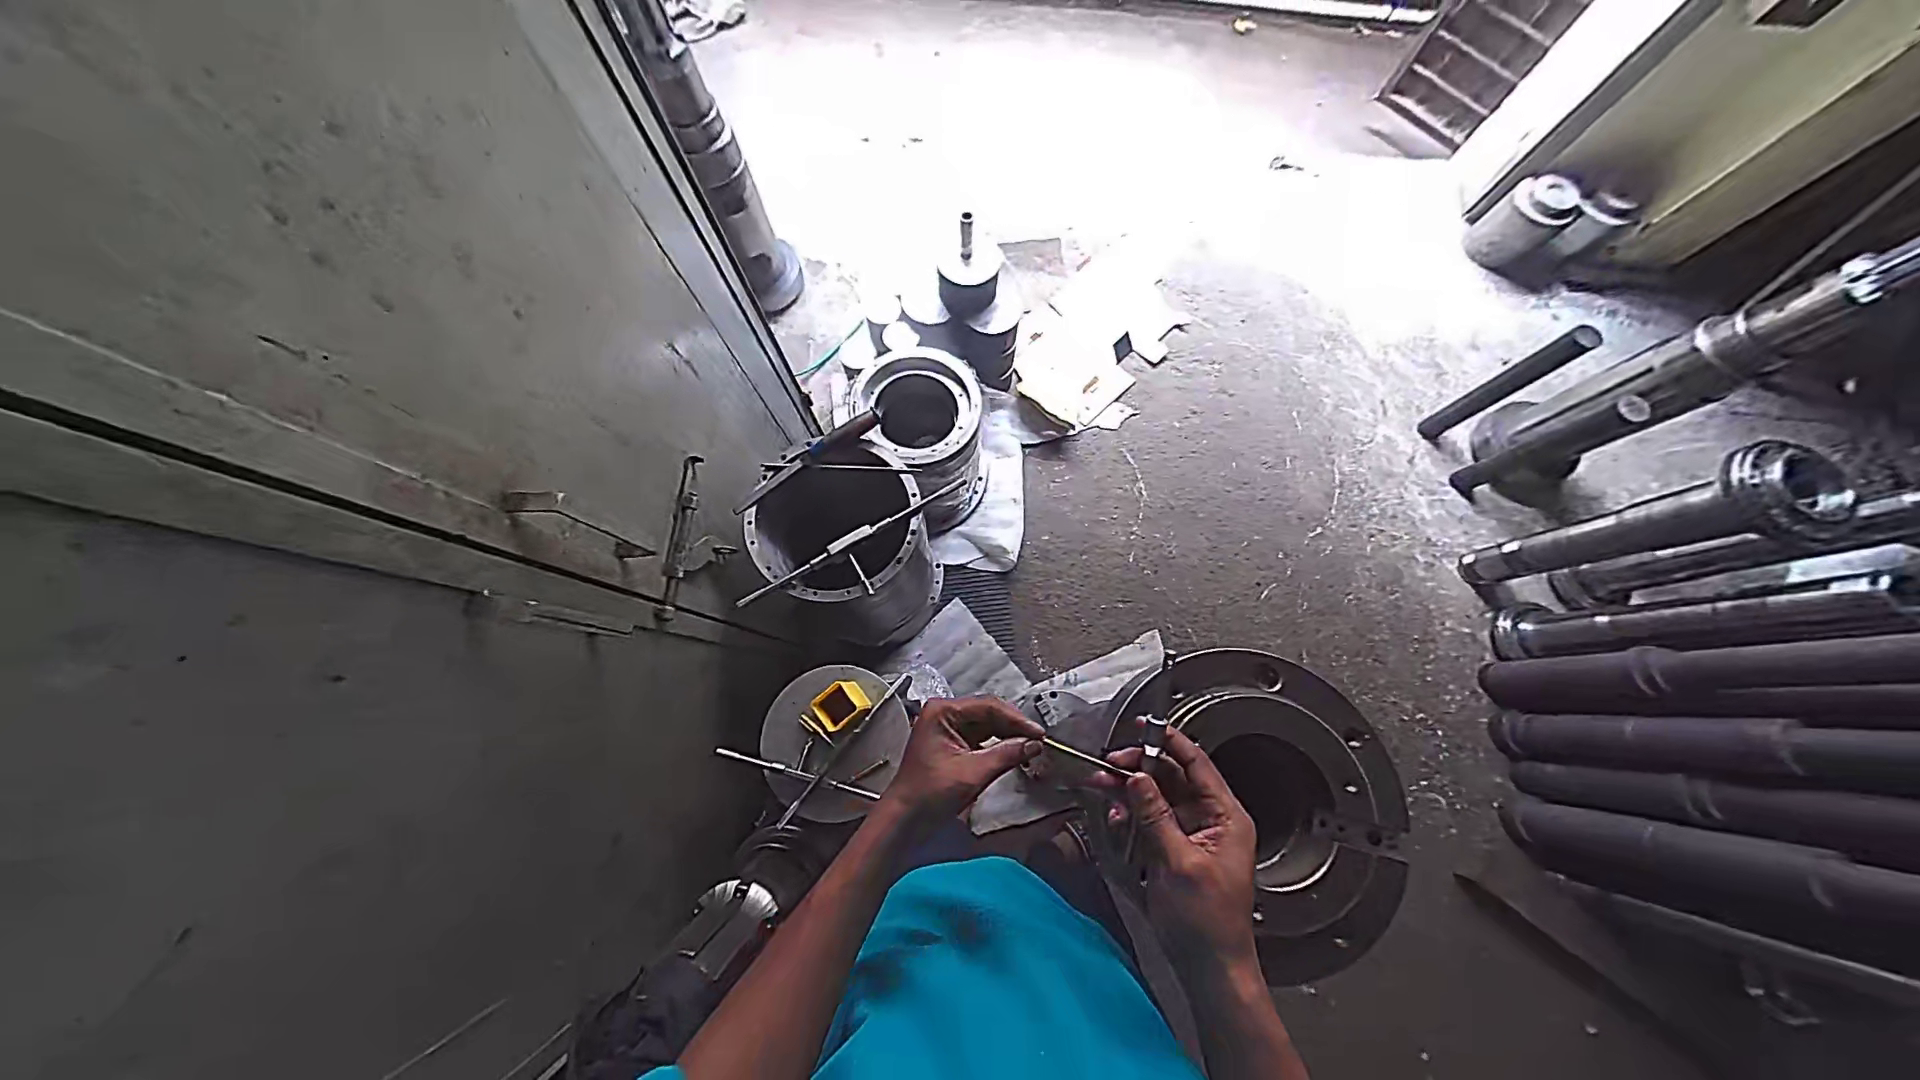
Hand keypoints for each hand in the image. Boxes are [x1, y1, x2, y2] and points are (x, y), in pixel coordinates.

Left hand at [876, 696, 1043, 831]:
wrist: (905, 819)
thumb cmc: (927, 795)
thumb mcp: (972, 773)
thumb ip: (1006, 755)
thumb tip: (1033, 744)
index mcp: (942, 711)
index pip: (988, 706)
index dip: (1017, 720)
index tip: (1038, 733)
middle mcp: (943, 714)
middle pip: (989, 713)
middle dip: (1014, 727)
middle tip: (1038, 740)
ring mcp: (947, 729)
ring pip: (987, 726)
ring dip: (1008, 736)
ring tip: (1031, 747)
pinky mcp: (952, 744)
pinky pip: (981, 739)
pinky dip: (998, 746)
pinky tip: (1015, 753)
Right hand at [1094, 729, 1259, 969]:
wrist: (1208, 967)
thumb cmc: (1208, 924)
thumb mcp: (1177, 862)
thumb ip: (1154, 815)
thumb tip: (1136, 778)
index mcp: (1225, 816)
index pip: (1197, 763)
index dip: (1170, 741)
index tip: (1143, 727)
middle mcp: (1209, 818)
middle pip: (1171, 776)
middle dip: (1139, 768)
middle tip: (1112, 764)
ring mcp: (1190, 832)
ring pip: (1155, 795)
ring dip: (1129, 791)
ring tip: (1104, 786)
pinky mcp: (1172, 847)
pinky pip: (1148, 818)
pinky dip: (1129, 814)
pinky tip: (1116, 818)